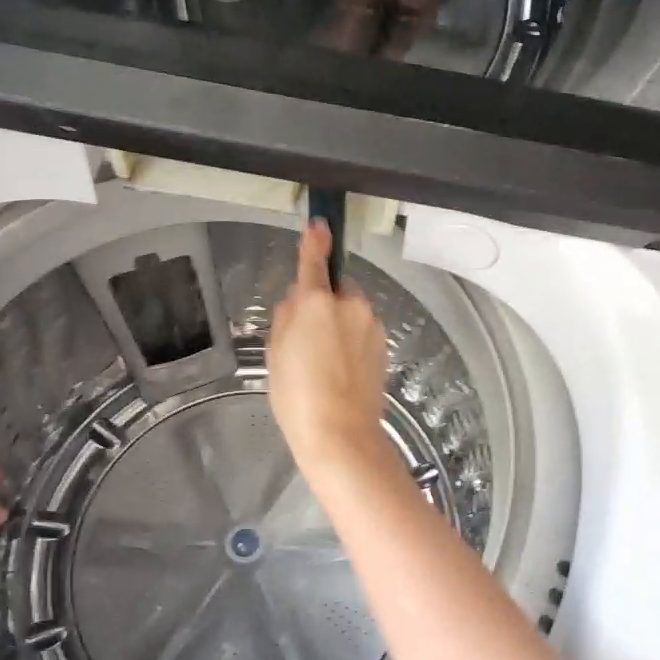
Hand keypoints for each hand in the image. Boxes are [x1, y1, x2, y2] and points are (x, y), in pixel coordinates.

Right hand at [268, 223, 392, 468]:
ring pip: (349, 315)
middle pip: (334, 293)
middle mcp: (351, 306)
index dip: (314, 242)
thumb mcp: (276, 352)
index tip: (318, 224)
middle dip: (321, 306)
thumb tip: (298, 300)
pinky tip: (338, 374)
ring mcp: (372, 327)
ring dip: (337, 327)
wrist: (340, 435)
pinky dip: (350, 345)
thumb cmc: (298, 395)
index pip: (314, 262)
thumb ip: (287, 316)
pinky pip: (361, 334)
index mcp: (318, 302)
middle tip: (302, 342)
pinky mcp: (384, 347)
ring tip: (321, 366)